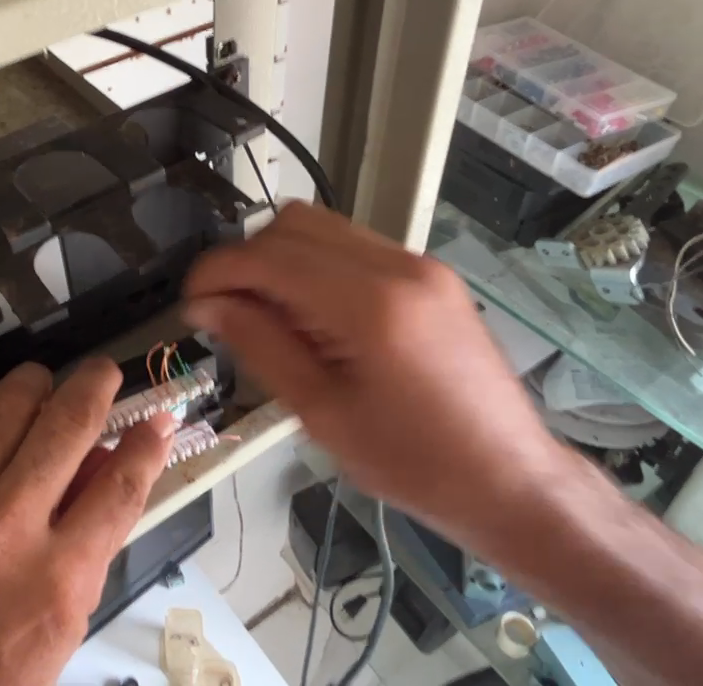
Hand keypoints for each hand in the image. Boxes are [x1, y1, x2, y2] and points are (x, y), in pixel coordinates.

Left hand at [0, 360, 175, 685]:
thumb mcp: (51, 638)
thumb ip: (84, 554)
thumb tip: (103, 473)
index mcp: (55, 584)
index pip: (121, 488)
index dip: (147, 444)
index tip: (156, 420)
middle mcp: (6, 531)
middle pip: (69, 422)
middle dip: (95, 383)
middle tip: (101, 373)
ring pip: (8, 402)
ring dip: (36, 385)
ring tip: (42, 388)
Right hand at [181, 203, 566, 547]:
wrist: (511, 479)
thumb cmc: (414, 464)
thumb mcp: (321, 412)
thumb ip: (260, 343)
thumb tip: (207, 304)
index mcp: (371, 305)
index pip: (270, 255)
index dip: (217, 271)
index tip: (192, 303)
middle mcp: (398, 266)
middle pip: (293, 223)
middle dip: (246, 258)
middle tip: (226, 309)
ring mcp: (419, 263)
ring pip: (321, 226)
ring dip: (279, 257)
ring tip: (266, 312)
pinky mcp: (429, 273)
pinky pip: (352, 244)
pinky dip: (315, 263)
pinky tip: (310, 311)